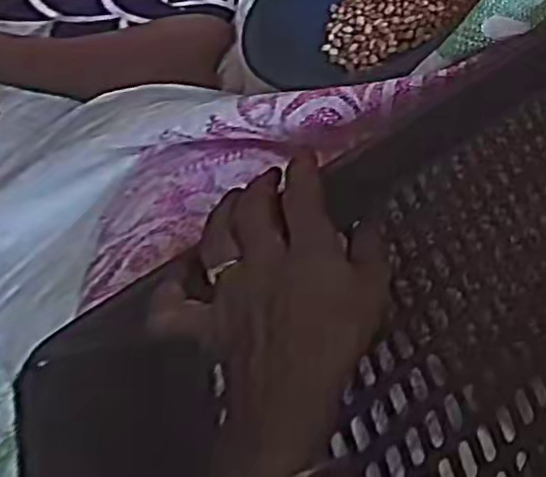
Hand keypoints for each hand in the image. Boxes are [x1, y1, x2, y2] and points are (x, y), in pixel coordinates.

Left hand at [150, 156, 389, 476]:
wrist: (291, 389)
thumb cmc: (342, 331)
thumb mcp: (375, 282)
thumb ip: (370, 247)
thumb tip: (366, 221)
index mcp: (309, 248)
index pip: (302, 198)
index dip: (302, 173)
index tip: (303, 156)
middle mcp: (264, 261)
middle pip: (252, 213)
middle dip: (259, 188)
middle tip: (268, 177)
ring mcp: (227, 292)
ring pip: (214, 242)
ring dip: (221, 216)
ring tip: (232, 202)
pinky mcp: (203, 324)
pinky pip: (172, 305)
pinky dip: (170, 286)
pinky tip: (179, 273)